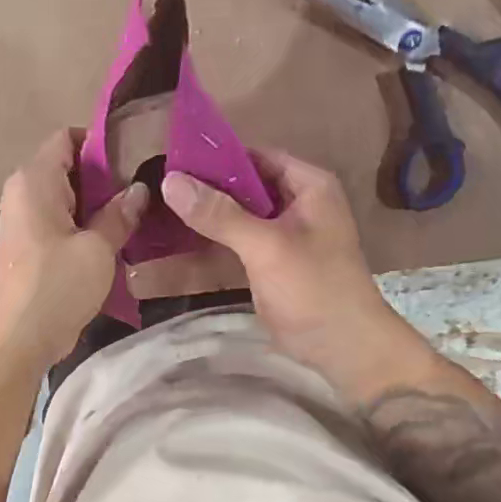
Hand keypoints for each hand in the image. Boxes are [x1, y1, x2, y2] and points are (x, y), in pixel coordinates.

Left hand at [0, 129, 148, 369]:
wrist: (20, 341)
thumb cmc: (57, 287)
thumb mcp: (98, 249)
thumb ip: (119, 214)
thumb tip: (138, 190)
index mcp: (33, 181)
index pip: (68, 138)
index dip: (102, 143)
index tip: (134, 159)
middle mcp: (20, 193)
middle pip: (66, 168)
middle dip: (103, 177)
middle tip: (141, 192)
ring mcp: (19, 222)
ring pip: (64, 198)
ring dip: (95, 206)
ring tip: (132, 217)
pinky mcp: (24, 248)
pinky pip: (57, 223)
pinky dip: (80, 226)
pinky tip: (109, 241)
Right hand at [162, 150, 382, 355]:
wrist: (341, 345)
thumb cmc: (312, 287)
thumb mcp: (265, 245)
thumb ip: (219, 214)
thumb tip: (170, 182)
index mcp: (307, 185)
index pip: (255, 156)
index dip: (216, 156)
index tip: (173, 161)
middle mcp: (297, 203)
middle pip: (245, 184)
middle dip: (207, 186)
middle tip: (159, 187)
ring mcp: (284, 234)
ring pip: (240, 213)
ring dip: (208, 213)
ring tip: (163, 208)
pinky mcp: (271, 262)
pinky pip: (238, 240)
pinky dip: (214, 237)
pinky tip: (183, 238)